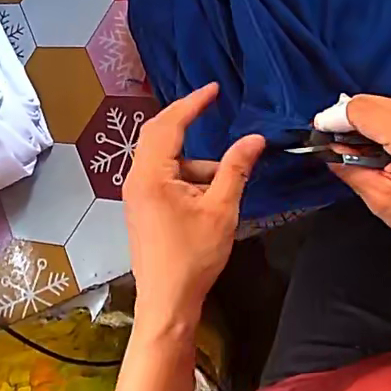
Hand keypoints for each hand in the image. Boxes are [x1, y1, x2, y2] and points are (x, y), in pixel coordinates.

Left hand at [121, 83, 264, 338]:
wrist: (167, 300)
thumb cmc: (192, 258)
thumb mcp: (221, 209)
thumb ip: (236, 169)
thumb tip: (254, 140)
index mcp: (150, 175)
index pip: (169, 125)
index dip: (192, 103)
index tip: (213, 90)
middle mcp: (136, 179)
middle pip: (160, 136)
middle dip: (188, 122)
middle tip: (213, 107)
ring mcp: (137, 193)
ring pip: (167, 161)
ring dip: (196, 164)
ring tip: (224, 189)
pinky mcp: (142, 206)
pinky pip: (165, 178)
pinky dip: (189, 180)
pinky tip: (211, 200)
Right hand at [328, 95, 390, 263]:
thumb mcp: (381, 200)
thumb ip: (349, 167)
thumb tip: (326, 148)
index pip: (362, 110)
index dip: (334, 120)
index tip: (318, 134)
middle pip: (371, 102)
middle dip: (346, 119)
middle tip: (334, 144)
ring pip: (384, 104)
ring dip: (364, 121)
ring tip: (358, 148)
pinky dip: (382, 123)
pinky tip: (379, 146)